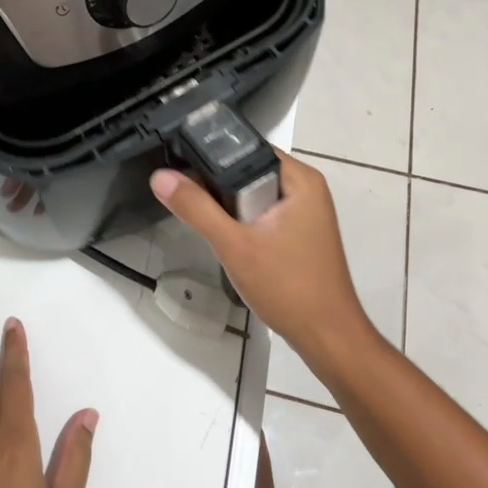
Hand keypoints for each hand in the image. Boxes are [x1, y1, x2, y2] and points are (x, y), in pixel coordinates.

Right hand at [150, 151, 364, 352]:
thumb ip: (196, 208)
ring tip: (200, 218)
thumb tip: (160, 176)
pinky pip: (262, 213)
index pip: (246, 147)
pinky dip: (242, 222)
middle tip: (184, 197)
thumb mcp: (234, 245)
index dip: (210, 154)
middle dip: (216, 183)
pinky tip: (226, 239)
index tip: (177, 166)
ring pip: (252, 194)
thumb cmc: (287, 287)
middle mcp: (306, 188)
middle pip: (247, 170)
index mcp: (300, 179)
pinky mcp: (300, 234)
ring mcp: (305, 212)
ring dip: (227, 206)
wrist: (328, 339)